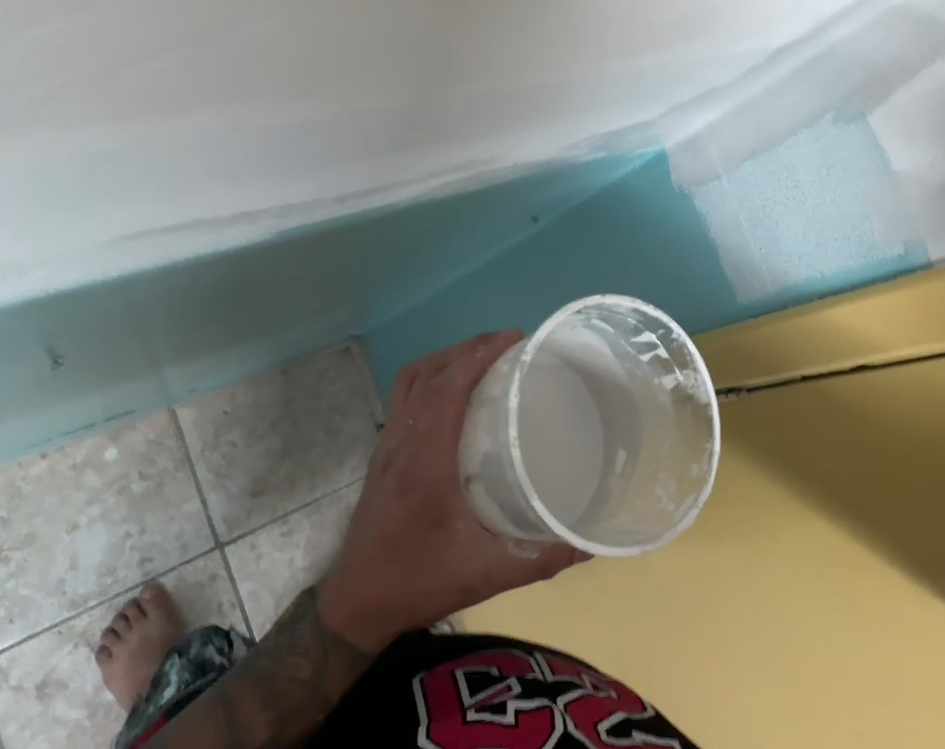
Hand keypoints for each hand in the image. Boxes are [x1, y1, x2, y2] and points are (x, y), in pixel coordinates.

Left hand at [318, 330, 585, 651]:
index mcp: (424, 461)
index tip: (514, 339)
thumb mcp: (485, 576)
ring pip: (411, 381)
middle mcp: (400, 443)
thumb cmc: (418, 582)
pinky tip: (459, 395)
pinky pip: (405, 398)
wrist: (354, 604)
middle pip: (427, 373)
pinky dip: (432, 379)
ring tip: (485, 359)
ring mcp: (386, 447)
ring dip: (446, 360)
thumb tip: (590, 544)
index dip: (478, 354)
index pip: (445, 388)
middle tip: (510, 345)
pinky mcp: (383, 457)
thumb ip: (540, 560)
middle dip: (468, 349)